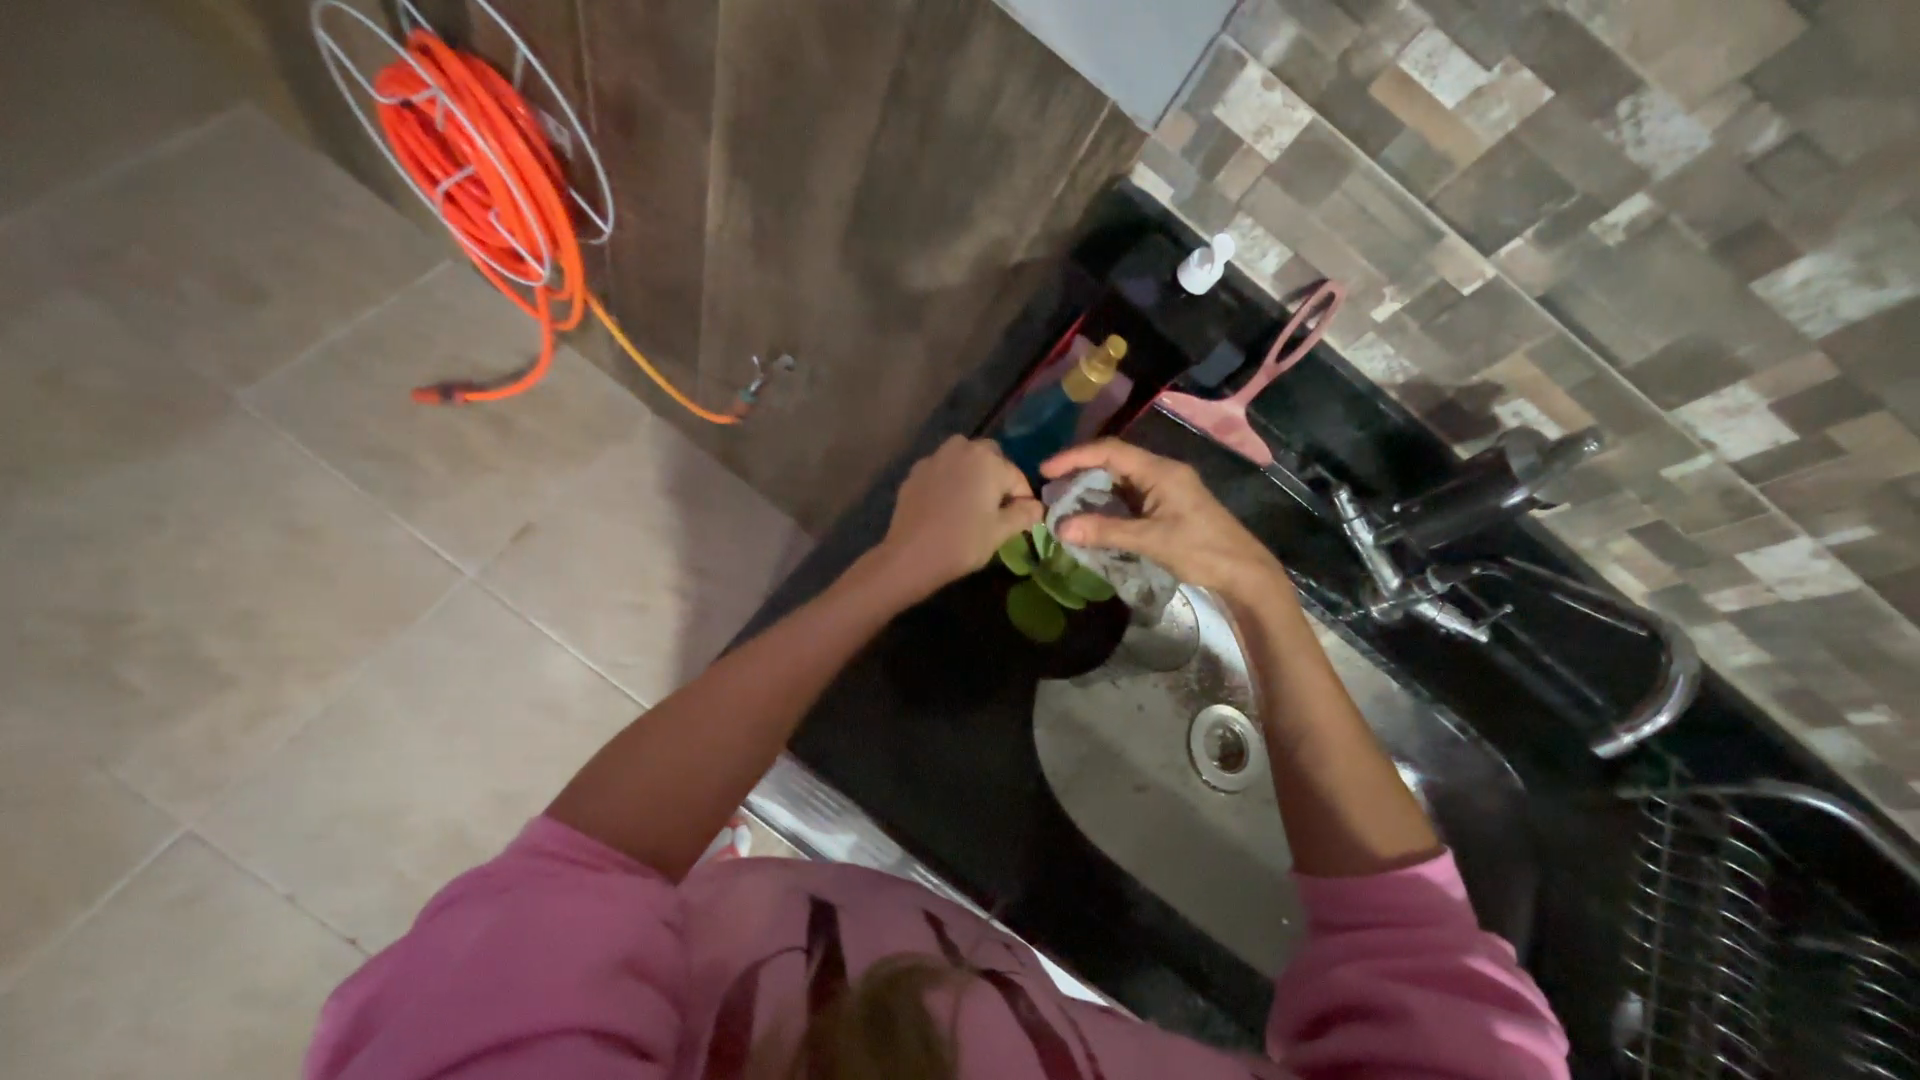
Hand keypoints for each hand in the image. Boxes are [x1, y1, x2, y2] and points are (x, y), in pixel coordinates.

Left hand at [872, 437, 1042, 600]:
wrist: (911, 556)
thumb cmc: (963, 542)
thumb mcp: (1001, 531)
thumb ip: (1024, 514)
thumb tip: (1038, 507)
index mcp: (988, 460)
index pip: (1016, 477)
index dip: (1023, 498)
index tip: (1023, 519)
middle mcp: (961, 449)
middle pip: (990, 458)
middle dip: (997, 477)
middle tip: (997, 507)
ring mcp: (934, 458)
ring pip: (963, 458)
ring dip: (972, 473)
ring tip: (972, 502)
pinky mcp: (915, 472)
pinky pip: (941, 470)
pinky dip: (949, 480)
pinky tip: (947, 505)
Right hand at [1041, 439, 1287, 604]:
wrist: (1244, 572)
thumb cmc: (1201, 550)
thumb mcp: (1150, 540)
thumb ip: (1105, 531)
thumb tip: (1060, 527)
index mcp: (1160, 471)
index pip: (1110, 451)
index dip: (1075, 457)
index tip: (1046, 470)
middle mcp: (1163, 472)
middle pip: (1115, 460)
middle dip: (1080, 470)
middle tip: (1051, 487)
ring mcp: (1167, 488)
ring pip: (1122, 478)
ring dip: (1093, 487)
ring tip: (1065, 501)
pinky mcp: (1169, 504)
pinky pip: (1131, 494)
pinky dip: (1108, 501)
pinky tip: (1093, 516)